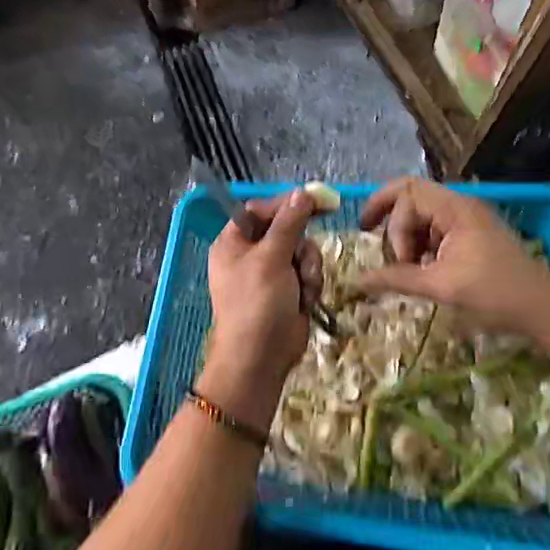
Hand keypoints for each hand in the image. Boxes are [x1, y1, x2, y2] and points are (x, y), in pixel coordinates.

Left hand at [200, 189, 319, 427]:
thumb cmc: (258, 302)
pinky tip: (305, 301)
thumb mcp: (272, 257)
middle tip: (306, 257)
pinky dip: (310, 285)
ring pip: (302, 252)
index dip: (286, 204)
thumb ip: (289, 223)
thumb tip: (302, 192)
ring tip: (303, 288)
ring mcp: (270, 273)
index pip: (261, 209)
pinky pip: (307, 273)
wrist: (260, 357)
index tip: (315, 200)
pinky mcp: (288, 291)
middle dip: (300, 246)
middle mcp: (250, 254)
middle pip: (287, 229)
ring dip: (308, 268)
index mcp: (234, 241)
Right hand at [358, 178, 549, 344]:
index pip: (408, 190)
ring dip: (407, 240)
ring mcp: (468, 221)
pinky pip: (436, 231)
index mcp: (456, 209)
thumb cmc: (496, 295)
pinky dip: (422, 248)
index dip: (386, 212)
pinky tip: (424, 271)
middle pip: (412, 200)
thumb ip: (398, 279)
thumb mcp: (442, 287)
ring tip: (409, 269)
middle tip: (390, 257)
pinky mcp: (473, 237)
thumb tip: (357, 281)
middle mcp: (461, 207)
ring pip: (422, 217)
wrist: (547, 311)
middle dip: (394, 227)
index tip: (383, 248)